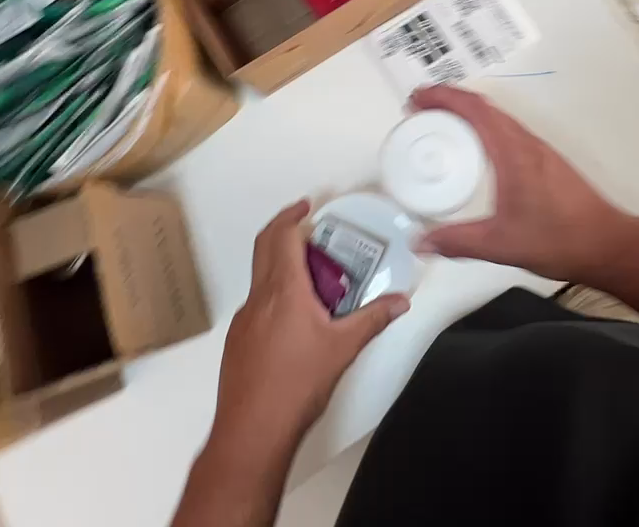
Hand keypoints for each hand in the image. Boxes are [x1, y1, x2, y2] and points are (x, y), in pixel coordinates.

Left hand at [211, 200, 409, 457]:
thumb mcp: (344, 348)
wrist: (251, 433)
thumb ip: (373, 319)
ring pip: (260, 277)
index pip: (282, 237)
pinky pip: (257, 303)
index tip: (308, 206)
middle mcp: (258, 298)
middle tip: (307, 223)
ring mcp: (243, 320)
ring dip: (281, 263)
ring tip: (312, 275)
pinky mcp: (237, 342)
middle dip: (283, 228)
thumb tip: (400, 302)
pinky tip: (295, 319)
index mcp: (283, 291)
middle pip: (264, 246)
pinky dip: (274, 293)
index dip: (293, 215)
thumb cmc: (296, 385)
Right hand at [410, 85, 637, 281]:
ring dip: (467, 111)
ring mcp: (538, 149)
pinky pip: (506, 130)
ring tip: (439, 122)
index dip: (444, 97)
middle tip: (419, 108)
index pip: (475, 109)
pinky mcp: (544, 161)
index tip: (417, 98)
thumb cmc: (558, 239)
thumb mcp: (501, 244)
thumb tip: (420, 242)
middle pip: (484, 106)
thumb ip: (458, 242)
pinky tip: (473, 148)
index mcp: (514, 151)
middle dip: (449, 100)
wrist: (607, 244)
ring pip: (497, 117)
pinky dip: (483, 126)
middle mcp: (526, 142)